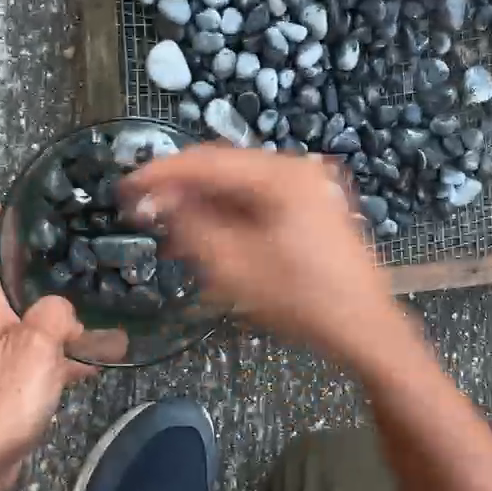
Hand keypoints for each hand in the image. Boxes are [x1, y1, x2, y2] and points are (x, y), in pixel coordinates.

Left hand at [0, 211, 106, 488]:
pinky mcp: (5, 389)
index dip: (4, 225)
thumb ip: (55, 316)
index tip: (18, 199)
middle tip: (83, 249)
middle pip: (17, 287)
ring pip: (35, 324)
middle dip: (46, 267)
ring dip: (66, 316)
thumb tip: (64, 309)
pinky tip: (94, 360)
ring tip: (107, 306)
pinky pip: (41, 357)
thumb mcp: (34, 349)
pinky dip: (67, 353)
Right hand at [123, 146, 413, 369]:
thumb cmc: (303, 302)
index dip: (161, 174)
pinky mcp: (312, 205)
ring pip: (240, 185)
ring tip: (168, 233)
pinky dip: (230, 214)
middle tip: (143, 212)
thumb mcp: (236, 269)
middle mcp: (296, 169)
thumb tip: (161, 201)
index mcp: (281, 176)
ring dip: (204, 205)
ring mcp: (308, 186)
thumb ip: (192, 227)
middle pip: (224, 168)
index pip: (207, 161)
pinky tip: (206, 237)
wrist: (366, 328)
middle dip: (181, 190)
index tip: (125, 190)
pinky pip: (259, 200)